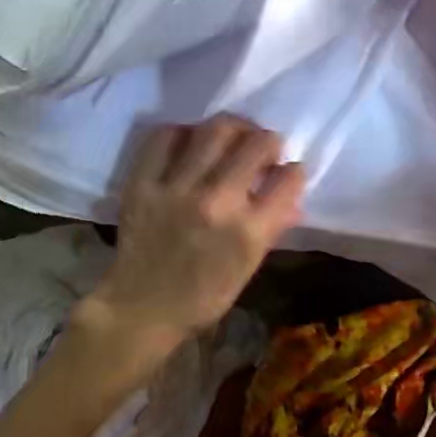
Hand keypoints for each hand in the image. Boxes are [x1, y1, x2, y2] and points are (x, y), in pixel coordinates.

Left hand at [76, 116, 304, 354]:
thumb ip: (271, 226)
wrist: (141, 307)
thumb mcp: (247, 268)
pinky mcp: (142, 182)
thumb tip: (290, 193)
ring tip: (229, 139)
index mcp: (248, 231)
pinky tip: (188, 143)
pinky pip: (165, 136)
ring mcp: (177, 188)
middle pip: (256, 143)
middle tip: (260, 150)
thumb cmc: (202, 296)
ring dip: (232, 129)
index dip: (293, 171)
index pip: (288, 178)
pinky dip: (183, 132)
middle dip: (267, 141)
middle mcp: (216, 202)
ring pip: (215, 129)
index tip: (285, 172)